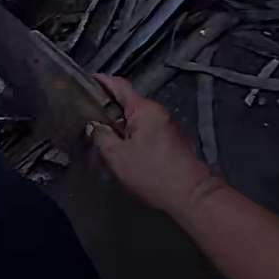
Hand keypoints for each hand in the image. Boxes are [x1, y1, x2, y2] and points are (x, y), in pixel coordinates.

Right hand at [89, 75, 221, 213]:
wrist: (192, 197)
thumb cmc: (152, 173)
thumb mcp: (117, 156)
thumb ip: (102, 136)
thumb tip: (94, 125)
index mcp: (144, 109)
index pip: (120, 85)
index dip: (101, 81)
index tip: (85, 81)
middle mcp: (157, 113)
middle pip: (127, 102)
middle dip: (107, 107)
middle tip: (86, 113)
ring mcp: (166, 127)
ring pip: (136, 119)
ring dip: (119, 123)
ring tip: (99, 133)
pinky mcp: (171, 142)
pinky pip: (145, 130)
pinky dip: (130, 134)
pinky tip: (119, 147)